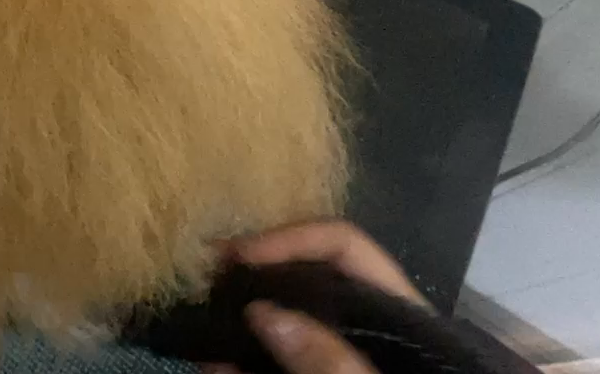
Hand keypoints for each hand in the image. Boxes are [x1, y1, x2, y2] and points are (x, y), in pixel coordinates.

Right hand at [204, 220, 423, 373]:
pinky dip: (234, 362)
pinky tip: (209, 362)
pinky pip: (267, 364)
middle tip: (209, 272)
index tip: (242, 256)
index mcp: (401, 318)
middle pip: (304, 274)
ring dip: (235, 316)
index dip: (291, 240)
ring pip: (281, 320)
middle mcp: (366, 327)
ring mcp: (338, 355)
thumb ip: (334, 362)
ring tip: (198, 314)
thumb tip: (262, 312)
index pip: (344, 246)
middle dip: (252, 270)